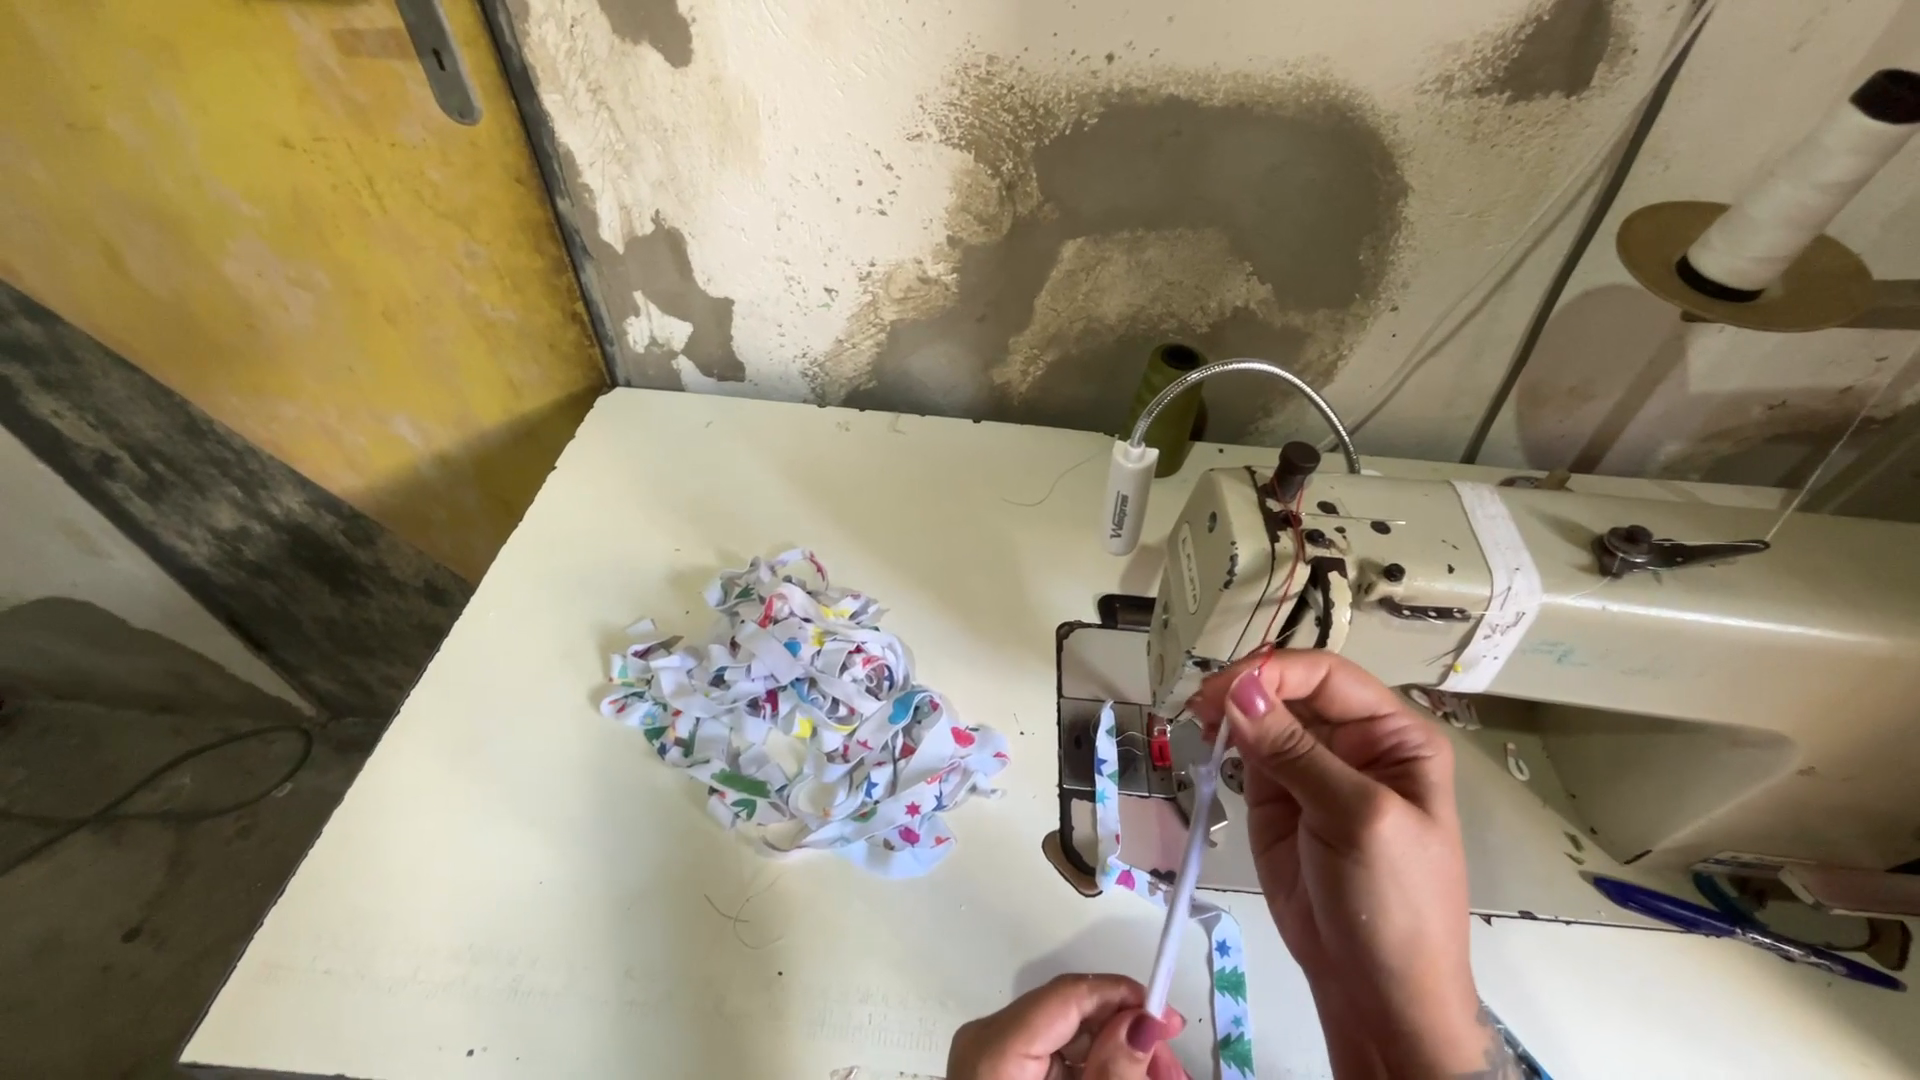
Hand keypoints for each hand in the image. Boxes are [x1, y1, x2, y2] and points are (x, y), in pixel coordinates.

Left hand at [947, 974, 1189, 1079]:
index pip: (1068, 995)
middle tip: (1174, 1070)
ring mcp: (990, 1056)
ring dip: (1114, 1055)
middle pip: (1070, 1014)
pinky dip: (1091, 1070)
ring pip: (1067, 1035)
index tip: (1170, 1019)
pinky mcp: (1000, 1073)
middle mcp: (988, 1040)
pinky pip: (1053, 1057)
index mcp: (997, 1047)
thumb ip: (1113, 1072)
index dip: (1122, 996)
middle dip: (1126, 1035)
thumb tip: (1143, 1022)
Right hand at [1189, 650, 1505, 1077]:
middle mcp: (1354, 743)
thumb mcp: (1355, 817)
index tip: (1226, 687)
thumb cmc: (1392, 901)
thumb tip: (1238, 689)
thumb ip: (1295, 752)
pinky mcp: (1277, 797)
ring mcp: (1311, 769)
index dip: (1277, 673)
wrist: (1374, 989)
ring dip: (1229, 709)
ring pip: (1264, 716)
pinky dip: (1223, 739)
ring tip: (1197, 718)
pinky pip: (1247, 751)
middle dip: (1246, 688)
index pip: (1329, 677)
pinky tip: (1206, 737)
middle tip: (1200, 703)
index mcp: (1394, 737)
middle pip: (1292, 690)